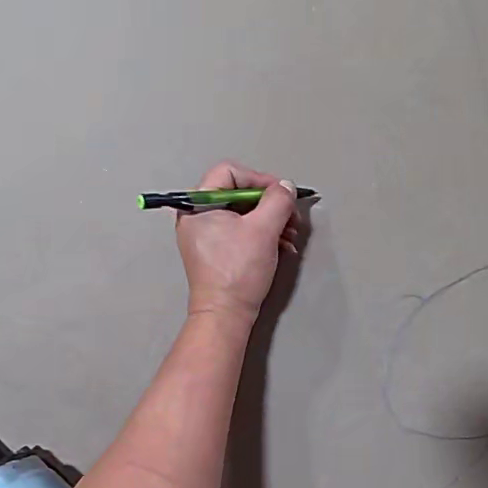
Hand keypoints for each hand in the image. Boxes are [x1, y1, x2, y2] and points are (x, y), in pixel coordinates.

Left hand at [176, 160, 299, 320]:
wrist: (225, 314)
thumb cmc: (238, 271)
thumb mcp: (263, 229)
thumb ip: (278, 200)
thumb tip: (285, 187)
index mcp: (197, 204)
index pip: (229, 172)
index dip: (259, 178)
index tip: (281, 194)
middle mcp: (196, 216)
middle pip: (238, 192)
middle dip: (269, 203)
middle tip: (291, 215)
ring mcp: (204, 234)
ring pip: (242, 213)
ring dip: (270, 219)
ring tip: (291, 234)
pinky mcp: (215, 251)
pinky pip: (239, 230)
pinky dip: (262, 233)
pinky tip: (282, 245)